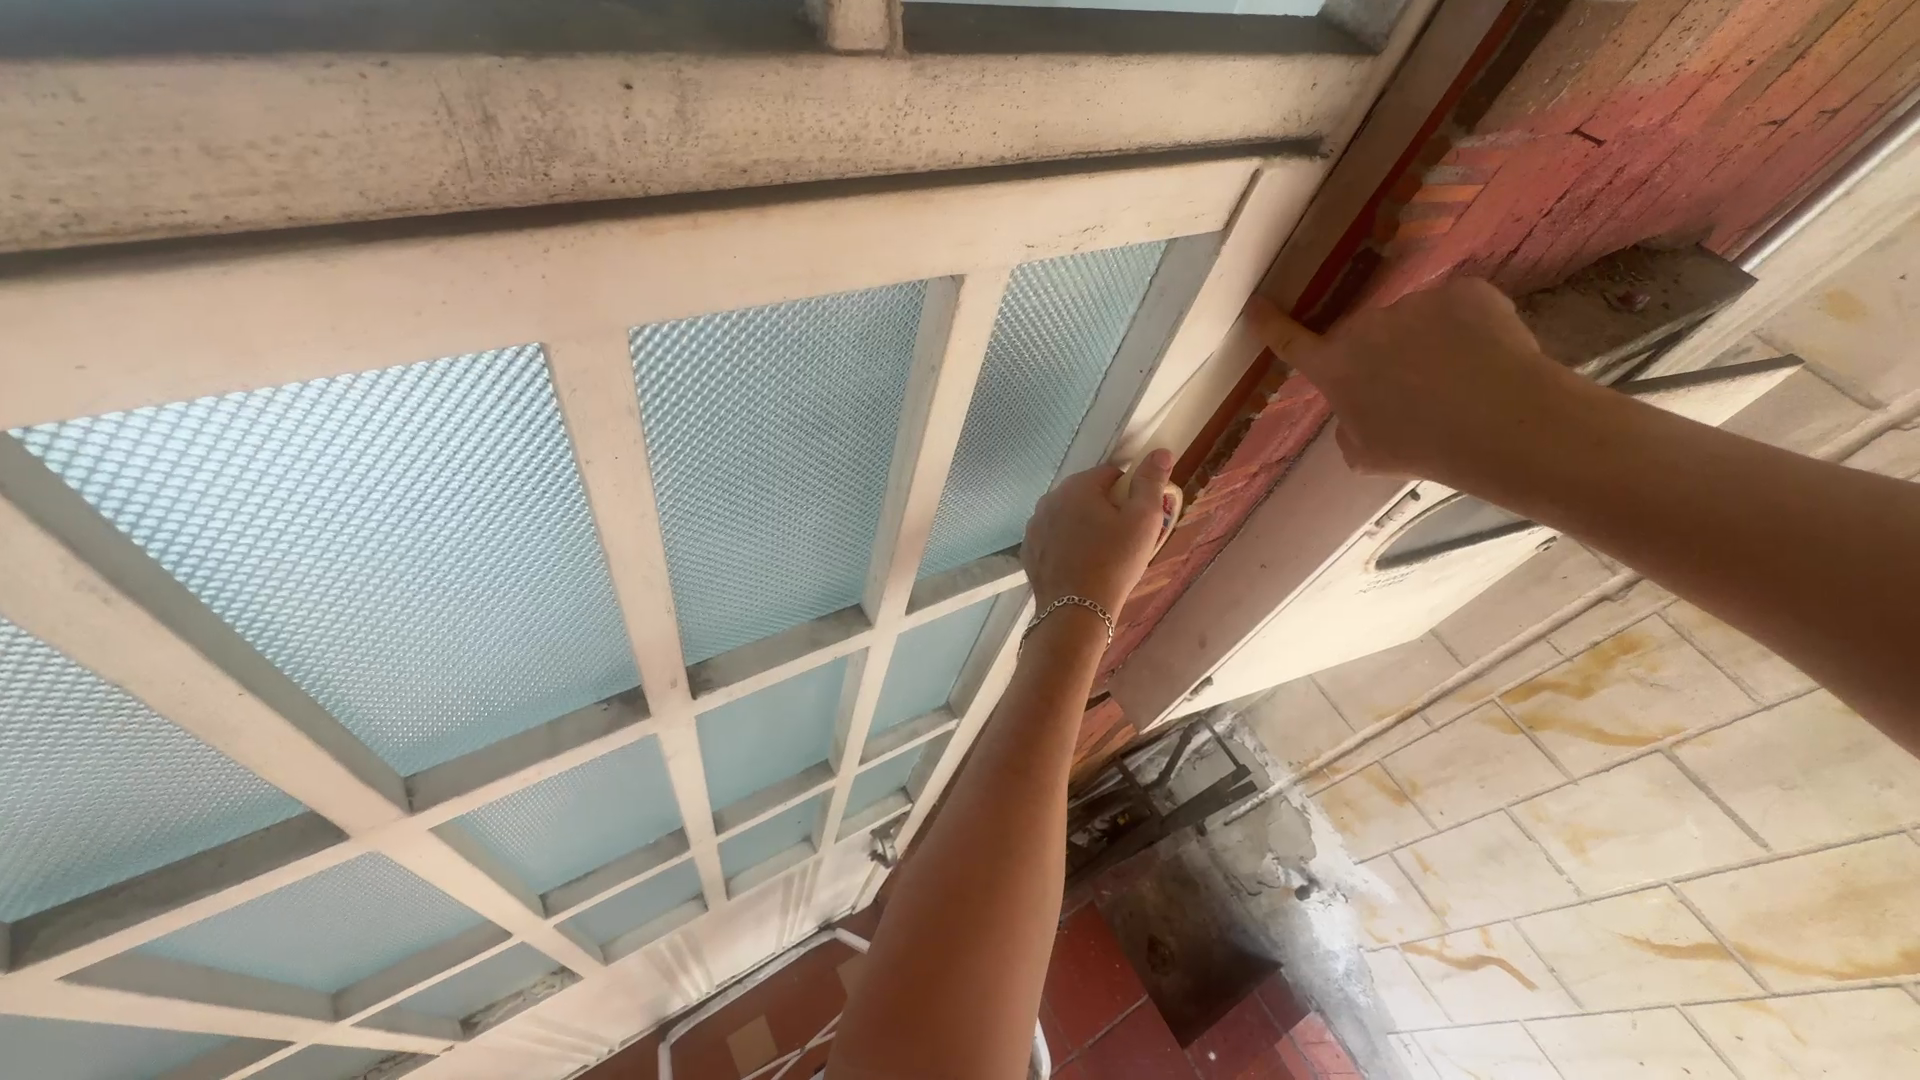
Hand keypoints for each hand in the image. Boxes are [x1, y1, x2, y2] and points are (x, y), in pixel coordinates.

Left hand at [1022, 449, 1175, 614]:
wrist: (1075, 610)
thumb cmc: (1115, 562)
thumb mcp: (1144, 520)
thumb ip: (1151, 481)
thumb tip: (1160, 452)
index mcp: (1077, 486)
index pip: (1111, 474)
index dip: (1129, 494)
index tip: (1136, 520)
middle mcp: (1050, 498)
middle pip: (1087, 494)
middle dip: (1105, 509)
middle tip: (1122, 540)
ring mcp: (1035, 525)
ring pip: (1068, 516)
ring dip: (1084, 526)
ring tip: (1100, 556)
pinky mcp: (1029, 550)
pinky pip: (1054, 538)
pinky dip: (1066, 545)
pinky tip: (1079, 566)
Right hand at [1251, 279, 1604, 484]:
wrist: (1503, 423)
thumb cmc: (1423, 447)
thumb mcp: (1363, 454)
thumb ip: (1349, 424)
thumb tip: (1358, 411)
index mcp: (1335, 366)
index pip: (1290, 341)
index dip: (1270, 323)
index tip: (1257, 304)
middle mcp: (1365, 326)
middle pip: (1366, 335)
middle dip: (1382, 355)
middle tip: (1416, 390)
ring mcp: (1415, 302)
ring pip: (1416, 321)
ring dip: (1429, 342)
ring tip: (1461, 378)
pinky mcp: (1464, 290)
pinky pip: (1458, 308)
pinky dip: (1469, 328)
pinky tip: (1487, 357)